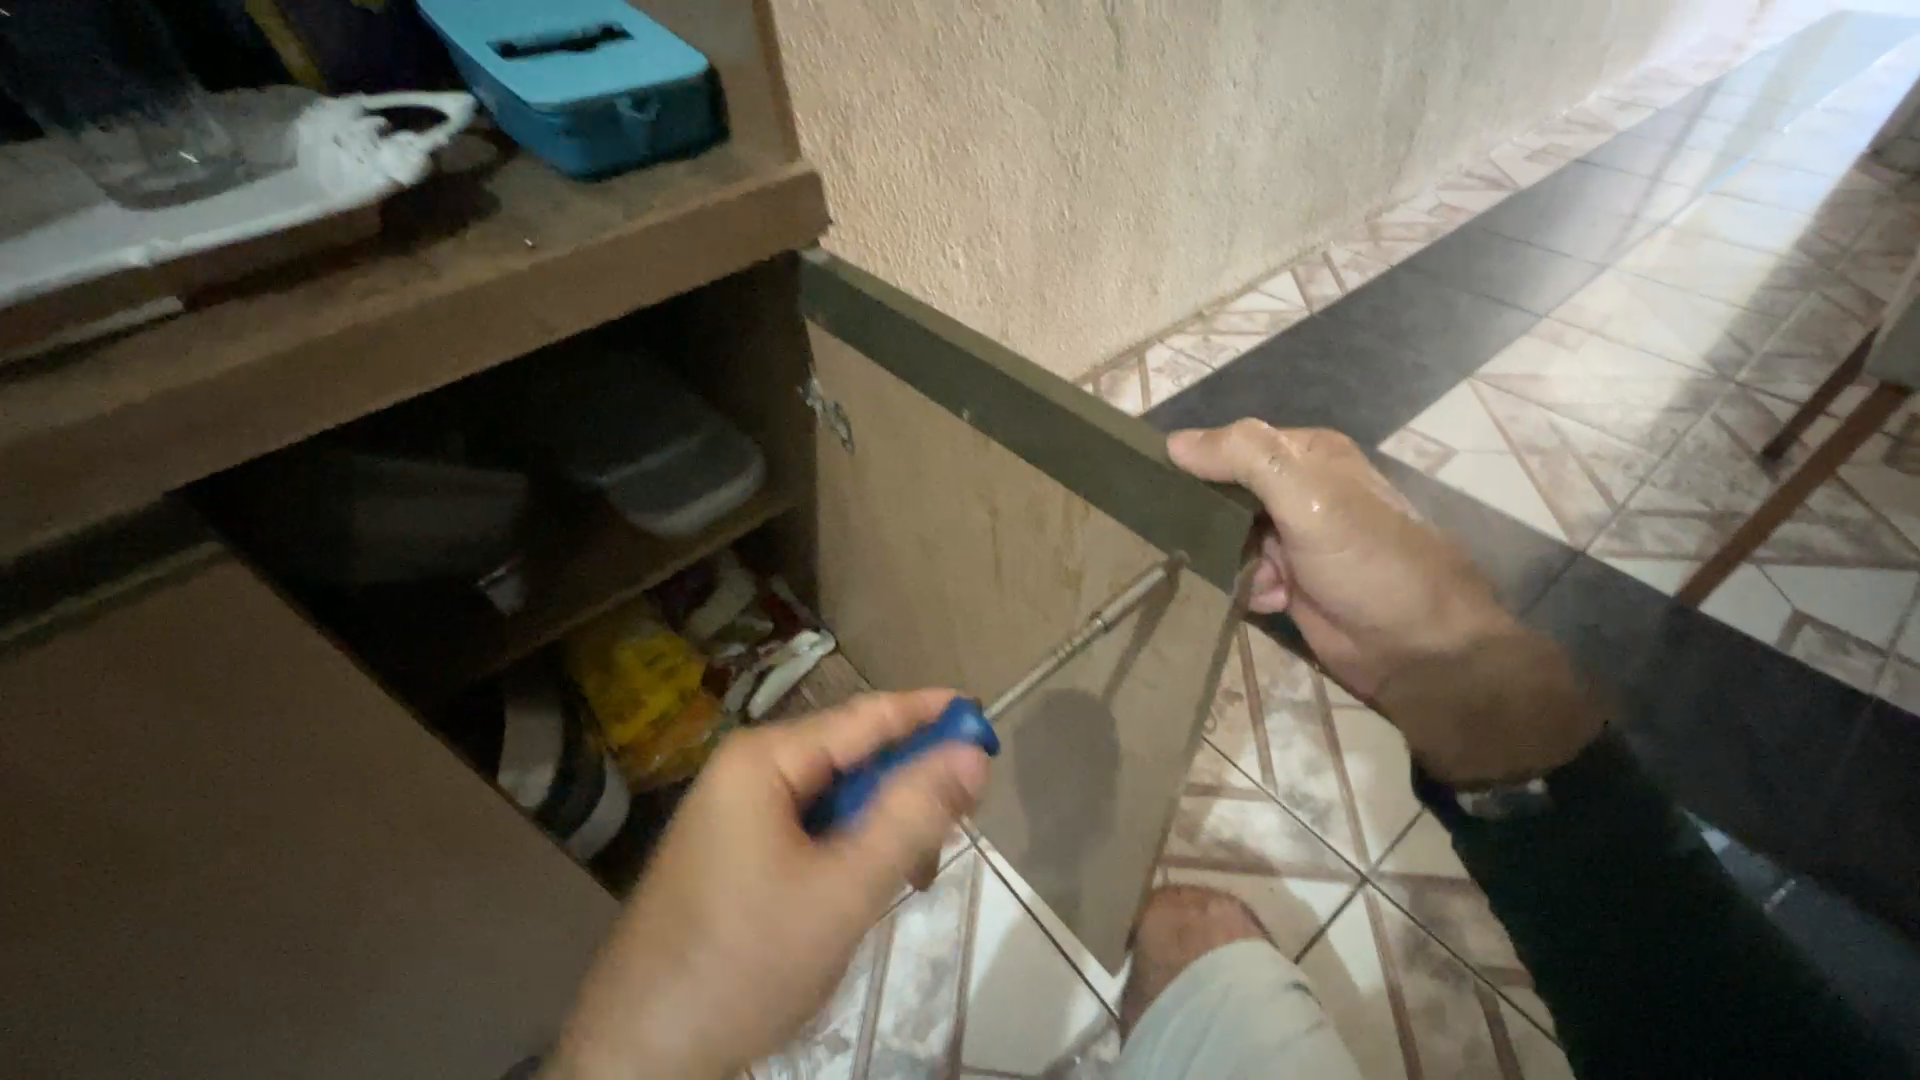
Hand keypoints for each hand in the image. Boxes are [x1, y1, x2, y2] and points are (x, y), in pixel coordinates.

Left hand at [546, 690, 989, 1079]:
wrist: (640, 1056)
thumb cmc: (745, 962)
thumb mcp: (845, 889)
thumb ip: (913, 816)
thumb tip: (971, 753)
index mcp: (764, 760)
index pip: (864, 716)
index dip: (928, 713)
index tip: (983, 717)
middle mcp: (746, 771)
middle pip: (849, 757)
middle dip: (907, 785)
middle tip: (960, 822)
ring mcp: (734, 813)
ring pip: (832, 799)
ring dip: (880, 825)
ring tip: (914, 874)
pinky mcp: (733, 852)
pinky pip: (808, 830)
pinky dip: (848, 849)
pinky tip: (866, 887)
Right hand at [1169, 420, 1601, 782]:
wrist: (1415, 648)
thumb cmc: (1366, 561)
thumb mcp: (1309, 496)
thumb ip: (1245, 458)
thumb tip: (1174, 442)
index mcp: (1307, 456)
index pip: (1232, 445)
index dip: (1196, 464)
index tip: (1157, 488)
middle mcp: (1298, 492)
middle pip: (1224, 494)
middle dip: (1207, 519)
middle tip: (1187, 538)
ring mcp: (1293, 540)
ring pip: (1227, 538)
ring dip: (1227, 559)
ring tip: (1247, 575)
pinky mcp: (1288, 582)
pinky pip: (1241, 576)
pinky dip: (1245, 588)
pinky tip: (1266, 599)